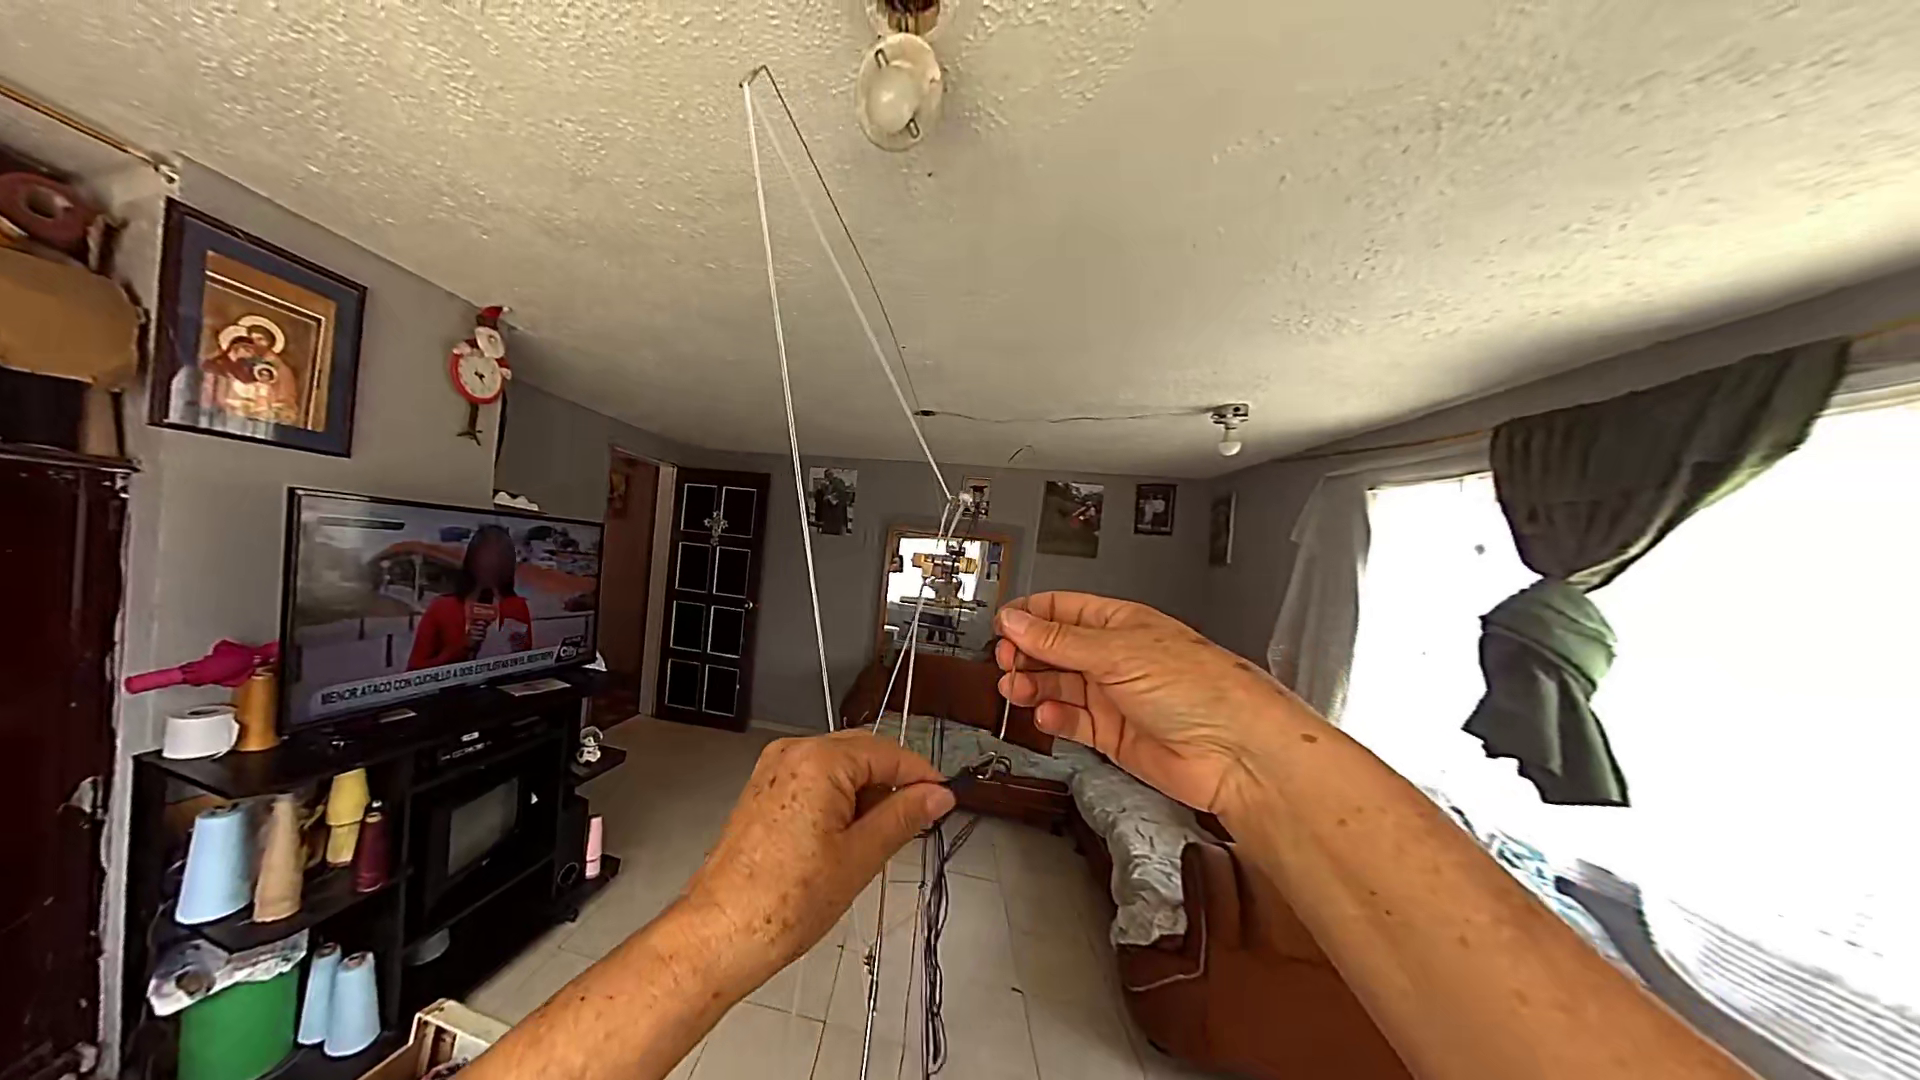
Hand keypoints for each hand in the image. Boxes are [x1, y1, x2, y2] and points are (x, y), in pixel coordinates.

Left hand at [679, 730, 953, 991]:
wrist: (716, 935)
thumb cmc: (782, 902)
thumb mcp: (859, 857)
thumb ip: (904, 816)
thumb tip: (937, 795)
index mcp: (819, 760)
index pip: (888, 753)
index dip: (920, 775)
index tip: (942, 796)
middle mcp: (794, 752)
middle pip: (863, 752)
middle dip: (891, 784)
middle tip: (914, 820)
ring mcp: (775, 768)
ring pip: (840, 764)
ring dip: (865, 792)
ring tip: (871, 838)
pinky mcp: (765, 787)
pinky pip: (816, 777)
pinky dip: (839, 797)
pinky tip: (843, 835)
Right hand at [994, 592, 1304, 814]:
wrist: (1236, 754)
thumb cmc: (1202, 689)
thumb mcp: (1118, 651)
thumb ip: (1060, 640)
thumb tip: (1017, 619)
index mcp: (1119, 623)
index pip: (1061, 610)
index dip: (1029, 615)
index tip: (1002, 625)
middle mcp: (1114, 656)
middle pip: (1054, 648)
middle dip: (1025, 652)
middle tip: (1006, 659)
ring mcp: (1113, 695)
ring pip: (1057, 684)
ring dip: (1032, 684)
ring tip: (1015, 687)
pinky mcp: (1112, 732)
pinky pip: (1070, 720)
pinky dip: (1053, 717)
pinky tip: (1046, 713)